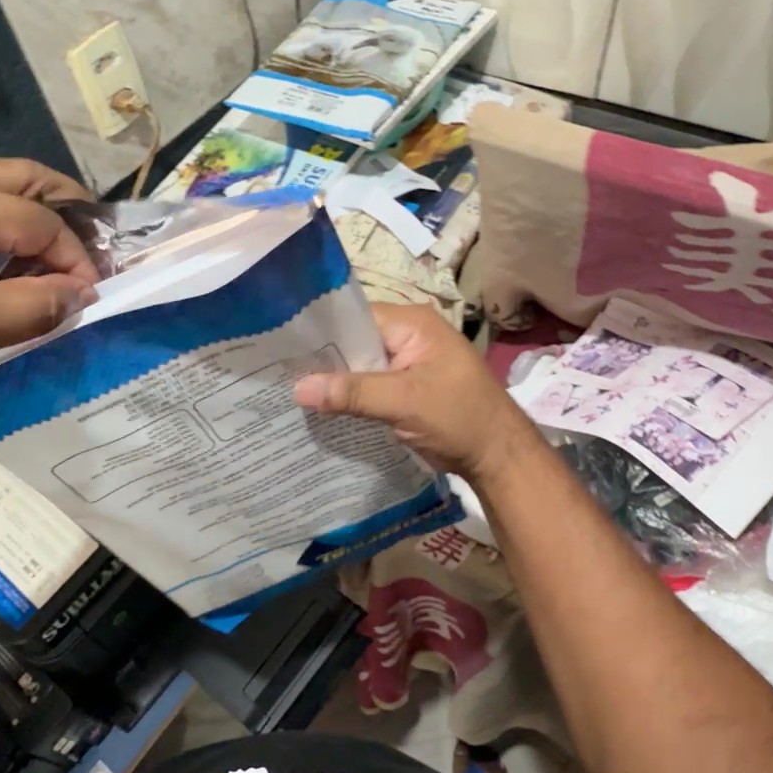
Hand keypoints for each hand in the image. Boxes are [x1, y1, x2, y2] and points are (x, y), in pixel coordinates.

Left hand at [0, 159, 99, 411]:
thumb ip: (37, 306)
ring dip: (32, 219)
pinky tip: (3, 264)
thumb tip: (81, 295)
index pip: (43, 221)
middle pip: (24, 180)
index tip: (91, 298)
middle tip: (91, 253)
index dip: (76, 259)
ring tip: (52, 263)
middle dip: (67, 213)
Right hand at [293, 303, 543, 482]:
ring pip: (358, 366)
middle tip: (275, 373)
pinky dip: (348, 397)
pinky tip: (319, 409)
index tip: (279, 348)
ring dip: (333, 381)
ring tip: (286, 390)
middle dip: (321, 360)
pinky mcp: (404, 389)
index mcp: (411, 324)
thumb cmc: (459, 418)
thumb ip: (352, 392)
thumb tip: (297, 388)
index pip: (353, 317)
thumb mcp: (404, 402)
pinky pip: (368, 386)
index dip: (318, 332)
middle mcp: (407, 336)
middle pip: (353, 341)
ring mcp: (406, 364)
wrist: (498, 456)